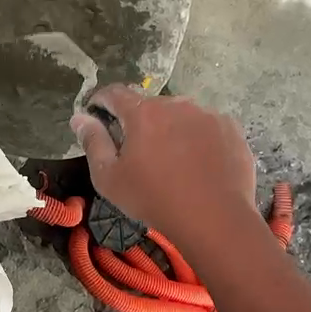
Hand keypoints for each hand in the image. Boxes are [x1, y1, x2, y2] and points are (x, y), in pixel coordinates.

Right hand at [70, 85, 260, 242]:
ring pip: (180, 115)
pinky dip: (197, 138)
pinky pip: (205, 127)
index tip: (96, 114)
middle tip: (136, 152)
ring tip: (171, 160)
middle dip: (138, 122)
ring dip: (169, 129)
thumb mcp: (109, 177)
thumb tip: (79, 118)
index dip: (101, 101)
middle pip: (149, 105)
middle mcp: (177, 104)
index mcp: (143, 113)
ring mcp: (208, 115)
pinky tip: (198, 164)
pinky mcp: (231, 129)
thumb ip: (92, 142)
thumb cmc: (153, 199)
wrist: (215, 219)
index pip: (114, 92)